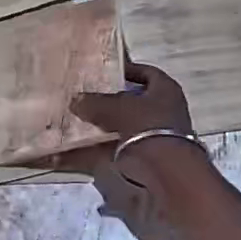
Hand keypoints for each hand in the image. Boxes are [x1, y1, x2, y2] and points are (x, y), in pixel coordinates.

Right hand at [68, 64, 201, 190]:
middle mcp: (163, 111)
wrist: (163, 170)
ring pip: (121, 125)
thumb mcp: (116, 107)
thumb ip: (94, 102)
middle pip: (133, 100)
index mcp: (165, 90)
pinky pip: (113, 146)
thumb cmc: (146, 126)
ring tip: (77, 119)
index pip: (147, 72)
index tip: (106, 70)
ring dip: (101, 124)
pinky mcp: (142, 155)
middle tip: (87, 95)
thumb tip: (75, 100)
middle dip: (110, 99)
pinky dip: (96, 146)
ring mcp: (153, 135)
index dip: (128, 69)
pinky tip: (77, 144)